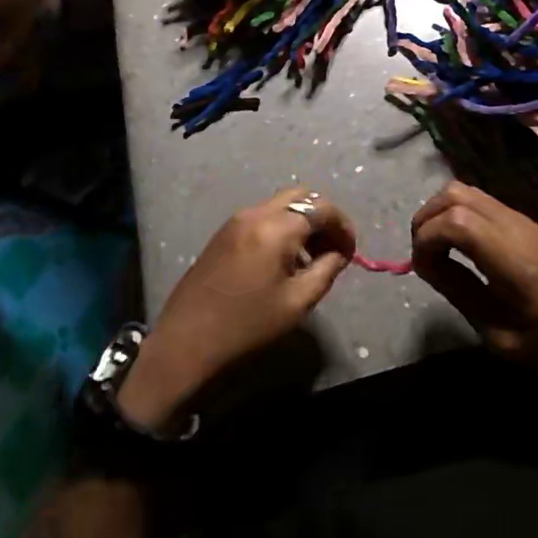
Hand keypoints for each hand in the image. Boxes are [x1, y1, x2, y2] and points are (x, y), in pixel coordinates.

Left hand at [116, 189, 354, 431]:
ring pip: (281, 204)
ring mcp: (236, 220)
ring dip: (302, 222)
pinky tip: (285, 260)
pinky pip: (263, 216)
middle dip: (323, 218)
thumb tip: (339, 253)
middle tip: (332, 250)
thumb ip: (326, 270)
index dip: (343, 226)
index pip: (322, 208)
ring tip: (311, 259)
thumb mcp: (297, 303)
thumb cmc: (247, 326)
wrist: (187, 341)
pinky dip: (282, 227)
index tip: (350, 253)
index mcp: (275, 228)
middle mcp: (255, 213)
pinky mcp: (224, 232)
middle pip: (301, 196)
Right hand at [411, 181, 537, 382]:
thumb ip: (458, 292)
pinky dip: (455, 214)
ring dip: (439, 213)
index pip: (457, 222)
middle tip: (422, 254)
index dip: (427, 238)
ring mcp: (524, 220)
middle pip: (456, 195)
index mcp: (517, 264)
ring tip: (434, 248)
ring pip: (465, 190)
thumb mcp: (499, 336)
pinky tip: (456, 245)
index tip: (421, 268)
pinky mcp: (524, 221)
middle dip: (426, 219)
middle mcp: (519, 230)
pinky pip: (478, 200)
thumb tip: (423, 262)